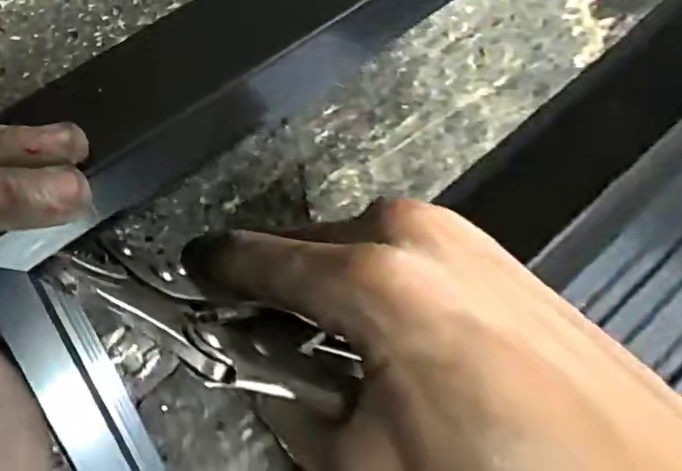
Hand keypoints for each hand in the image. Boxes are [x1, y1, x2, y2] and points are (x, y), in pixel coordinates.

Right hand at [183, 198, 681, 470]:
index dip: (211, 271)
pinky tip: (393, 346)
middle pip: (297, 246)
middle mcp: (406, 235)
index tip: (195, 276)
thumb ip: (293, 411)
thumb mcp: (370, 467)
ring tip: (341, 353)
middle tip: (270, 340)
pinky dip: (373, 288)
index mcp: (370, 278)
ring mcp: (451, 235)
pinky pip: (394, 255)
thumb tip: (270, 382)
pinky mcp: (486, 251)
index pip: (251, 256)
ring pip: (344, 247)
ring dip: (326, 289)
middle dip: (276, 288)